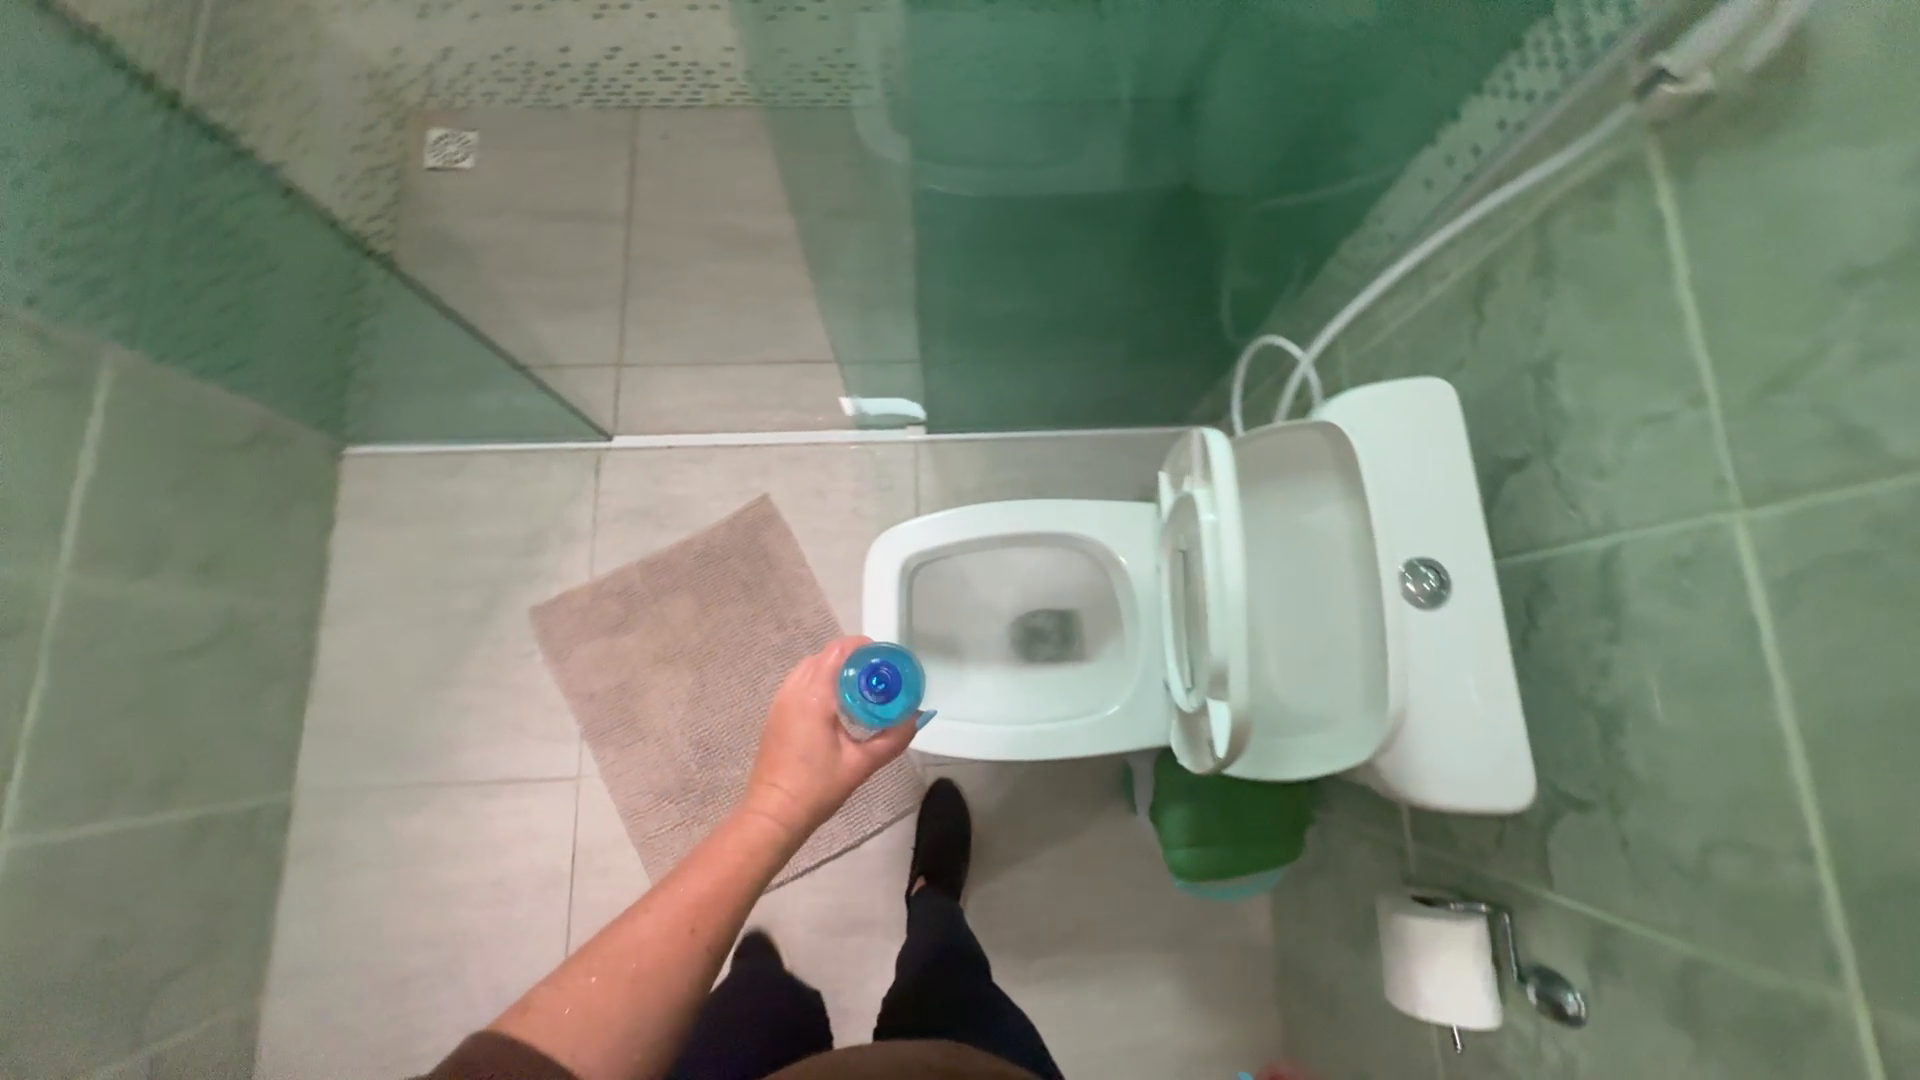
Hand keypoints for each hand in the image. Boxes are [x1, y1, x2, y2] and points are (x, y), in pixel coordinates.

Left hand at [739, 636, 917, 840]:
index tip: (886, 659)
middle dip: (853, 658)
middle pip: (825, 656)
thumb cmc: (816, 789)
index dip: (864, 647)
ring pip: (810, 667)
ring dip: (836, 669)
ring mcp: (781, 701)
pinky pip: (800, 682)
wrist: (772, 814)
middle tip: (879, 674)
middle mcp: (794, 690)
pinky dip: (821, 682)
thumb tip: (916, 718)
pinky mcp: (776, 713)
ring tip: (861, 687)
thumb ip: (892, 738)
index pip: (838, 652)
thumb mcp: (861, 765)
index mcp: (814, 696)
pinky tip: (838, 705)